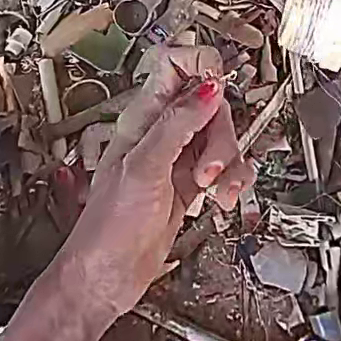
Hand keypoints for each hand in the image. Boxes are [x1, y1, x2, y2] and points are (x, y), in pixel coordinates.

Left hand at [39, 47, 255, 333]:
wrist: (107, 276)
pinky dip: (232, 180)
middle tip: (206, 168)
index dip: (200, 63)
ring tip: (210, 189)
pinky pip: (225, 167)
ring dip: (227, 164)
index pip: (173, 64)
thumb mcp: (144, 168)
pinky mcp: (190, 182)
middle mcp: (161, 132)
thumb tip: (207, 88)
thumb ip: (178, 124)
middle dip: (219, 135)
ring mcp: (177, 157)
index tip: (219, 86)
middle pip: (209, 104)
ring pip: (221, 137)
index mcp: (143, 117)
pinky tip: (221, 198)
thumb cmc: (109, 227)